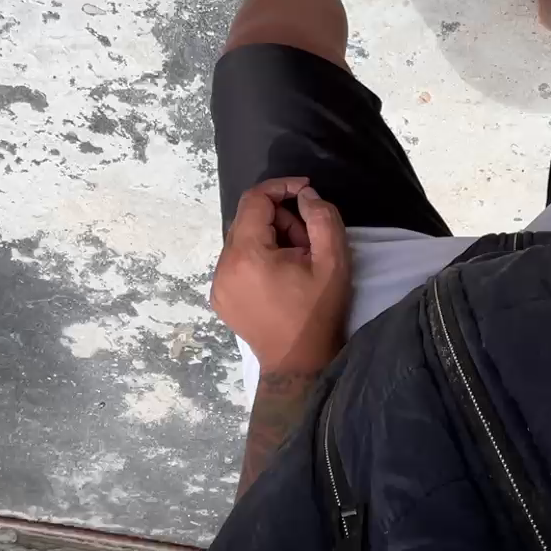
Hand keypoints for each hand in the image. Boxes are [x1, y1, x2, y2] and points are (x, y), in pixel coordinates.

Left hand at [210, 177, 351, 372]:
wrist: (299, 364)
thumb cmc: (317, 311)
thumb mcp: (333, 259)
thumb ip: (322, 217)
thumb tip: (305, 196)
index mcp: (247, 255)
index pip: (255, 199)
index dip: (281, 187)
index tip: (307, 191)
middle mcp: (223, 266)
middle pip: (249, 218)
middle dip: (281, 218)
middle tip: (309, 240)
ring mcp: (218, 284)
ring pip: (243, 238)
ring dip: (272, 237)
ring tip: (297, 261)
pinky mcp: (220, 297)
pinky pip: (237, 259)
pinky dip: (259, 255)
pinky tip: (281, 275)